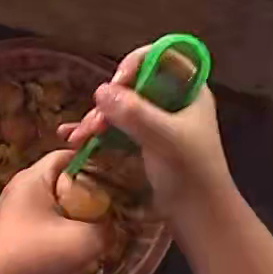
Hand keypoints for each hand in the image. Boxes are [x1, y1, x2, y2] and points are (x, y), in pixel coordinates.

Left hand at [0, 149, 108, 273]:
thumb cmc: (33, 257)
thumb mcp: (83, 242)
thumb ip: (107, 229)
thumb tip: (113, 227)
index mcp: (33, 177)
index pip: (68, 155)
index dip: (94, 165)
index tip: (115, 183)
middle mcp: (22, 187)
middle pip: (64, 179)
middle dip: (87, 194)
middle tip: (108, 211)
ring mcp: (15, 209)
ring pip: (56, 203)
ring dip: (75, 216)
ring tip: (93, 232)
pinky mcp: (14, 230)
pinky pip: (45, 220)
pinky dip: (61, 230)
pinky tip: (71, 249)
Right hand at [58, 44, 232, 216]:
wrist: (199, 216)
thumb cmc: (191, 173)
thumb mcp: (163, 138)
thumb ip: (134, 113)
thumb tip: (101, 90)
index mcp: (189, 90)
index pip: (161, 57)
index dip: (136, 63)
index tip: (117, 84)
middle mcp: (173, 100)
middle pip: (135, 83)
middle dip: (109, 99)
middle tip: (94, 121)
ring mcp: (158, 121)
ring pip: (122, 106)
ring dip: (98, 118)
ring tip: (79, 137)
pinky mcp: (145, 141)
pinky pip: (117, 127)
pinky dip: (97, 132)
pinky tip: (74, 138)